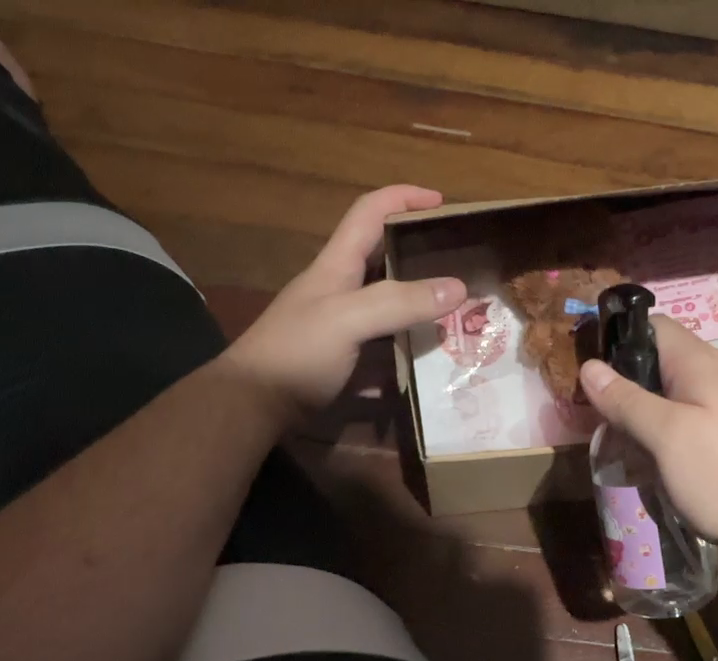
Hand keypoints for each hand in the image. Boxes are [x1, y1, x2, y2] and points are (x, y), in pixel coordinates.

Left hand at [220, 185, 465, 420]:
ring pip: (391, 312)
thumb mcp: (348, 319)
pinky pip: (385, 355)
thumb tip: (458, 287)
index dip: (403, 198)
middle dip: (423, 260)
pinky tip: (433, 369)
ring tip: (461, 321)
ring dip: (422, 314)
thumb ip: (400, 301)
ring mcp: (342, 330)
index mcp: (337, 267)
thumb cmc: (296, 352)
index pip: (370, 213)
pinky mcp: (345, 365)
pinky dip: (408, 358)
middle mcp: (341, 292)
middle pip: (386, 262)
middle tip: (463, 270)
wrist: (254, 405)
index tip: (443, 203)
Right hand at [577, 317, 717, 553]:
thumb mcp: (664, 436)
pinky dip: (667, 430)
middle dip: (628, 386)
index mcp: (702, 361)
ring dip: (645, 413)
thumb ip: (626, 400)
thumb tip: (589, 367)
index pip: (655, 325)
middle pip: (662, 360)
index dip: (620, 342)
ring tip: (626, 446)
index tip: (594, 376)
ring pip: (674, 392)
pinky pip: (691, 415)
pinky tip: (658, 461)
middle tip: (603, 421)